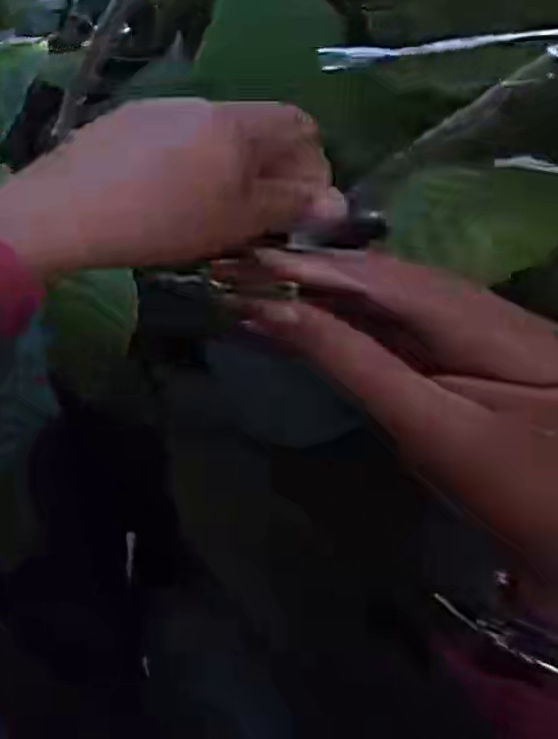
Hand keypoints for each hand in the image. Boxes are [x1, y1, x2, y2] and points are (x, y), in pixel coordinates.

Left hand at [0, 99, 345, 276]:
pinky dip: (157, 168)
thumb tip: (327, 201)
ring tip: (186, 211)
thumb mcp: (236, 221)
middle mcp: (181, 104)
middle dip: (253, 169)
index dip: (309, 167)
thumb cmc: (155, 219)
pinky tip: (138, 200)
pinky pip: (144, 145)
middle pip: (240, 128)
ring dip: (203, 169)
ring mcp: (130, 114)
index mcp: (229, 118)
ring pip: (189, 137)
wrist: (50, 215)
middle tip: (239, 215)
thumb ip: (288, 206)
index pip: (298, 124)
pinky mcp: (92, 131)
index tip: (292, 208)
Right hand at [238, 249, 557, 587]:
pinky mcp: (479, 352)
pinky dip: (343, 303)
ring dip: (322, 281)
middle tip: (235, 263)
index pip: (399, 283)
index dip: (320, 267)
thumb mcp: (426, 426)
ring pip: (397, 290)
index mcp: (517, 336)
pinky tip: (300, 301)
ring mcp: (500, 334)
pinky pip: (401, 314)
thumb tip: (265, 307)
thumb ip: (344, 358)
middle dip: (314, 267)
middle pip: (398, 278)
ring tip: (253, 275)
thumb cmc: (516, 493)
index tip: (245, 259)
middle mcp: (514, 319)